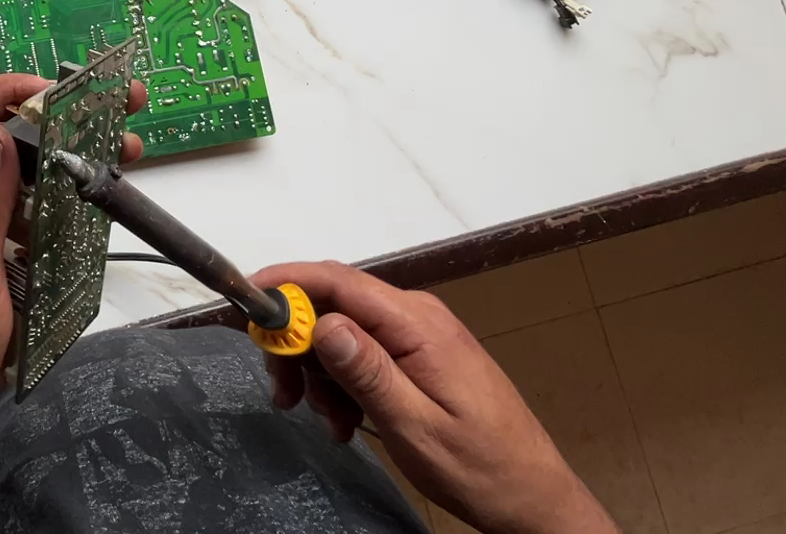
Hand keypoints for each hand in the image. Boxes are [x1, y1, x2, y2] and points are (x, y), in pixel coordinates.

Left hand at [0, 74, 145, 445]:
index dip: (15, 90)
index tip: (65, 94)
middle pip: (16, 132)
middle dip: (66, 112)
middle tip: (119, 107)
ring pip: (39, 166)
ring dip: (81, 149)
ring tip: (128, 148)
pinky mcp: (17, 244)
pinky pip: (50, 203)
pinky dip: (80, 190)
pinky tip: (110, 193)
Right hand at [250, 261, 615, 533]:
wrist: (537, 504)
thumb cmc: (480, 469)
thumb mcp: (416, 427)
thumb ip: (367, 372)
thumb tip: (321, 324)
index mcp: (415, 323)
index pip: (337, 280)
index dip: (287, 281)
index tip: (248, 299)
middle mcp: (412, 315)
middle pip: (331, 304)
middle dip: (297, 342)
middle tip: (281, 389)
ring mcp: (414, 333)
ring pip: (339, 329)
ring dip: (318, 370)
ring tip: (323, 417)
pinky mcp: (415, 353)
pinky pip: (360, 350)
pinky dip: (339, 379)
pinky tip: (343, 417)